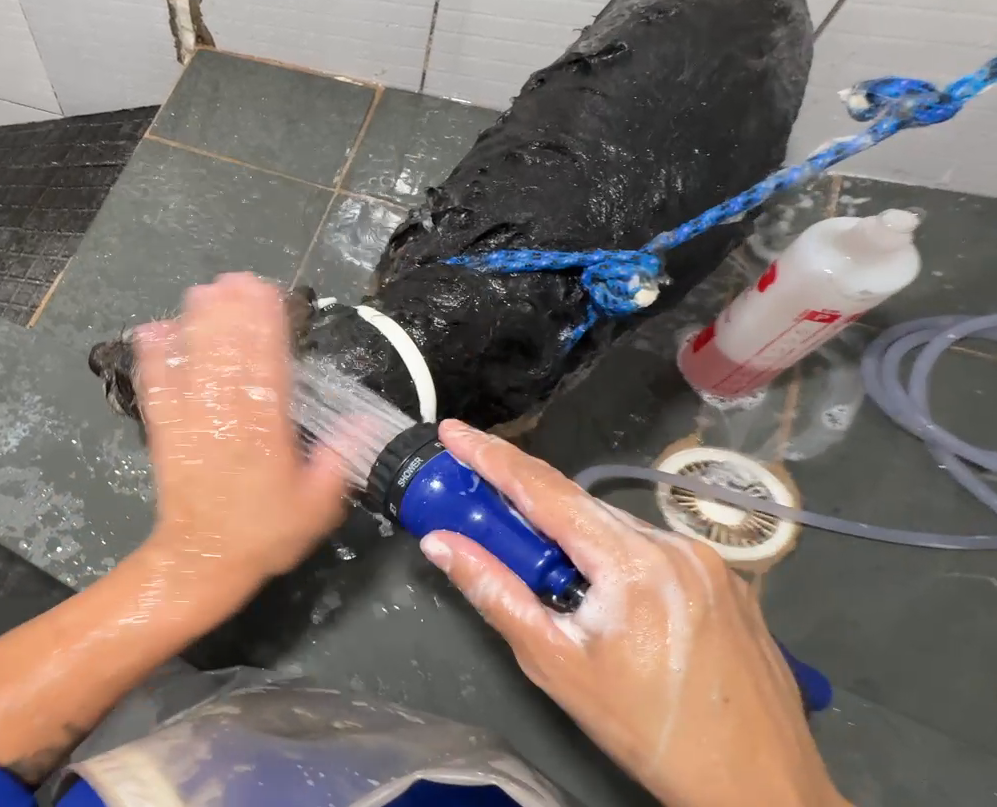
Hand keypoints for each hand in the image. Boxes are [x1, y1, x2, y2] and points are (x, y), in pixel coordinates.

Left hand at [132, 273, 348, 601]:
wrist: (202, 558)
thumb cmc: (263, 532)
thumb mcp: (316, 506)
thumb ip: (338, 461)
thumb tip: (361, 421)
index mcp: (266, 430)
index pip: (269, 365)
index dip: (268, 325)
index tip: (270, 294)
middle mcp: (227, 416)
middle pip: (229, 353)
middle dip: (232, 313)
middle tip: (234, 280)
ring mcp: (190, 419)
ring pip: (195, 362)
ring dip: (198, 324)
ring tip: (202, 292)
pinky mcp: (163, 429)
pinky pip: (157, 387)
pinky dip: (154, 358)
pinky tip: (152, 330)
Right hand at [420, 421, 845, 806]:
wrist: (765, 792)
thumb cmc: (647, 730)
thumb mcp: (554, 663)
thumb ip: (493, 592)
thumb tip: (438, 542)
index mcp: (633, 563)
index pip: (544, 491)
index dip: (491, 456)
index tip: (452, 431)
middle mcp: (675, 547)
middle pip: (577, 503)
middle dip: (519, 492)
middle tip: (469, 489)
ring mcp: (707, 564)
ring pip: (611, 524)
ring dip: (562, 527)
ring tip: (527, 553)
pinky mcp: (725, 585)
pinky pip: (644, 546)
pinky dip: (601, 547)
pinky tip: (587, 580)